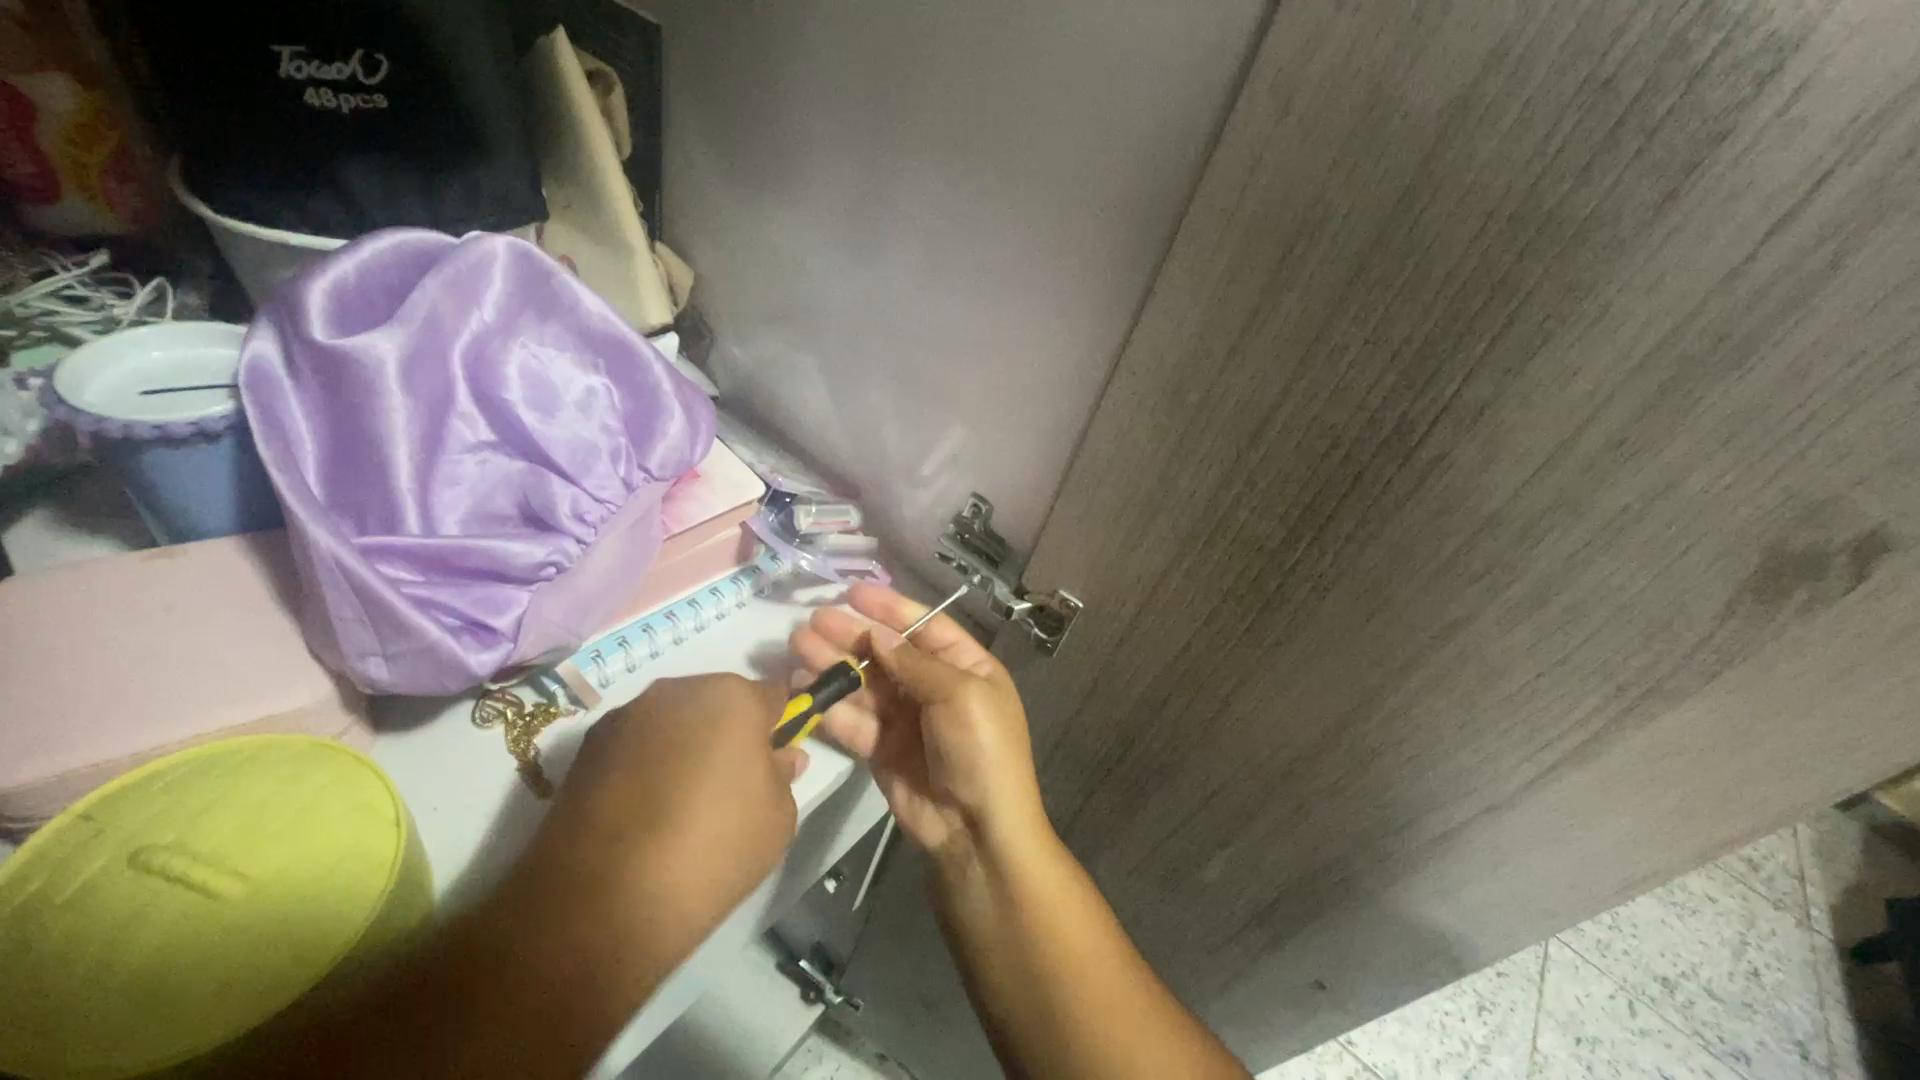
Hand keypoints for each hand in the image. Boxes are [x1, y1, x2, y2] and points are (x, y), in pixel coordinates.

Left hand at [514, 674, 808, 959]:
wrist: (606, 899)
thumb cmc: (713, 850)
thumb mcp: (777, 820)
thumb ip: (782, 776)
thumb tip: (780, 757)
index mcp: (734, 698)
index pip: (772, 694)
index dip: (777, 725)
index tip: (774, 757)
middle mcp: (678, 691)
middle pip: (718, 701)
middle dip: (728, 732)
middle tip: (728, 785)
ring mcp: (626, 716)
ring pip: (672, 720)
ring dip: (683, 746)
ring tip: (680, 803)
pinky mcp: (586, 747)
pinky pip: (634, 745)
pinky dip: (643, 765)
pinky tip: (643, 811)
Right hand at [789, 583, 1050, 864]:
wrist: (977, 830)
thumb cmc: (982, 751)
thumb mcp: (960, 695)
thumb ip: (915, 662)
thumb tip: (878, 632)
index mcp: (965, 667)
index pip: (924, 627)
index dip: (888, 608)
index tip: (851, 593)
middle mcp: (934, 688)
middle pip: (886, 653)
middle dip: (850, 635)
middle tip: (811, 622)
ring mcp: (906, 719)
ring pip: (864, 684)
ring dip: (833, 665)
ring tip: (798, 646)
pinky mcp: (882, 749)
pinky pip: (853, 720)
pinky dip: (829, 705)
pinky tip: (803, 687)